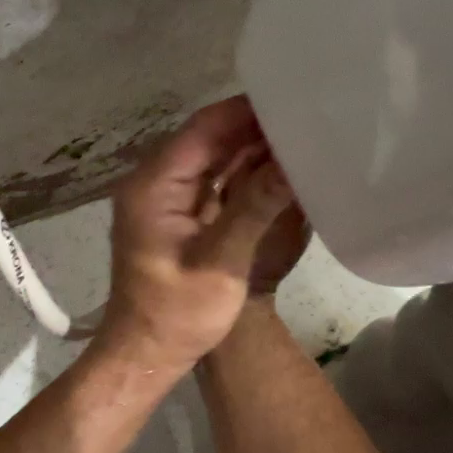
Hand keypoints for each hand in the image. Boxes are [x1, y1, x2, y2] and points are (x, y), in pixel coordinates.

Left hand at [94, 97, 299, 370]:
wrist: (145, 354)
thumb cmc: (177, 314)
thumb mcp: (221, 261)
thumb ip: (256, 206)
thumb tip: (295, 160)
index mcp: (154, 185)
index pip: (204, 128)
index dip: (248, 111)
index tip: (294, 98)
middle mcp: (154, 181)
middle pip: (208, 138)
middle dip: (255, 127)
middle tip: (308, 116)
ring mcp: (164, 198)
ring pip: (212, 157)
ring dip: (252, 149)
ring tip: (303, 136)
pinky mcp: (176, 214)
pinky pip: (212, 180)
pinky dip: (243, 174)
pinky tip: (279, 169)